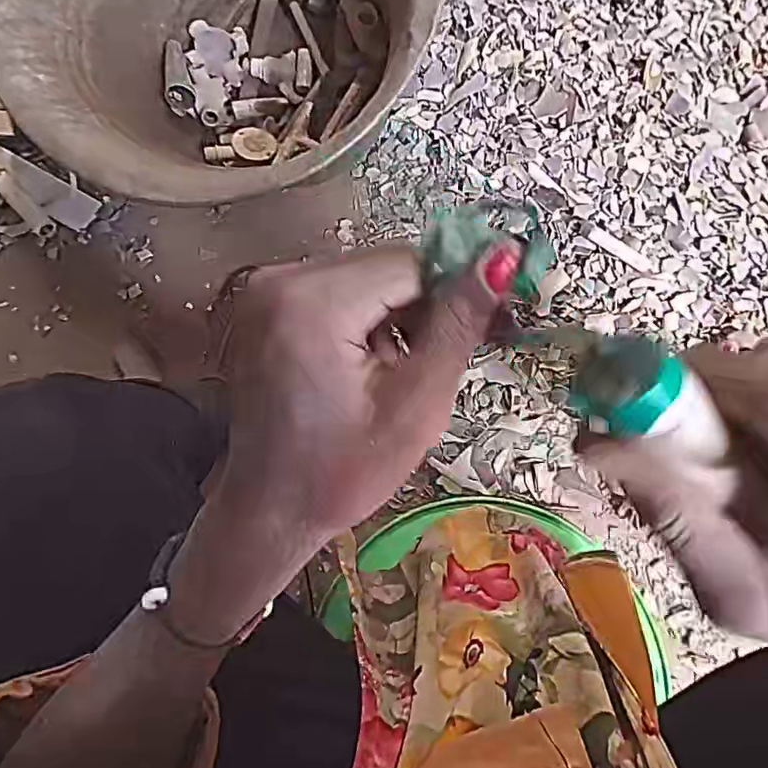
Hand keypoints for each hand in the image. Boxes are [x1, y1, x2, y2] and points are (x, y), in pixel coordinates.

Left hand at [169, 243, 518, 638]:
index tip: (485, 328)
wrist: (268, 510)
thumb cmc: (340, 473)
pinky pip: (335, 292)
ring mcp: (265, 289)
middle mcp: (280, 279)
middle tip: (435, 364)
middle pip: (384, 267)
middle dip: (422, 308)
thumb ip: (458, 325)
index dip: (456, 291)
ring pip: (363, 278)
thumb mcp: (414, 406)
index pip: (411, 263)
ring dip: (394, 316)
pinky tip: (367, 367)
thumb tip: (502, 258)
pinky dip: (363, 320)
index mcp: (312, 302)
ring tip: (397, 374)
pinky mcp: (264, 305)